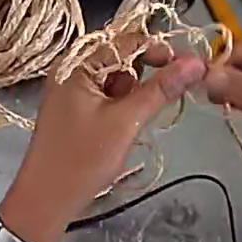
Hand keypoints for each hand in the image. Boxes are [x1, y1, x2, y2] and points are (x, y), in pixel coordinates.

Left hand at [0, 46, 205, 241]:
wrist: (45, 201)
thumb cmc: (81, 159)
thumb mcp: (125, 122)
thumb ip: (160, 89)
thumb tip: (196, 63)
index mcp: (77, 63)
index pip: (126, 40)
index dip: (159, 50)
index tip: (187, 68)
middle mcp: (72, 68)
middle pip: (122, 57)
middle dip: (146, 75)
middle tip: (162, 99)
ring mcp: (72, 88)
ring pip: (117, 77)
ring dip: (134, 93)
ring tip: (132, 121)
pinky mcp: (75, 108)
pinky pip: (107, 94)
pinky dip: (123, 105)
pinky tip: (124, 125)